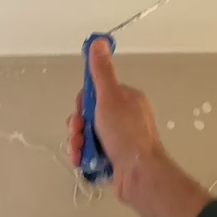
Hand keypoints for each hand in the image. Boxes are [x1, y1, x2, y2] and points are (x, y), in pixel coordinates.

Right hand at [66, 38, 165, 200]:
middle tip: (79, 133)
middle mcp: (125, 117)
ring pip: (88, 135)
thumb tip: (99, 41)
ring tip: (80, 151)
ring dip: (78, 142)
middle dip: (78, 126)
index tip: (82, 112)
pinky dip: (84, 156)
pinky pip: (92, 152)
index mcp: (127, 99)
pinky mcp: (115, 159)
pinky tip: (82, 161)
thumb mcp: (110, 98)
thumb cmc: (125, 134)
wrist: (139, 175)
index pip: (96, 93)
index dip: (83, 103)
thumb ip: (101, 72)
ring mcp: (120, 139)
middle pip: (90, 115)